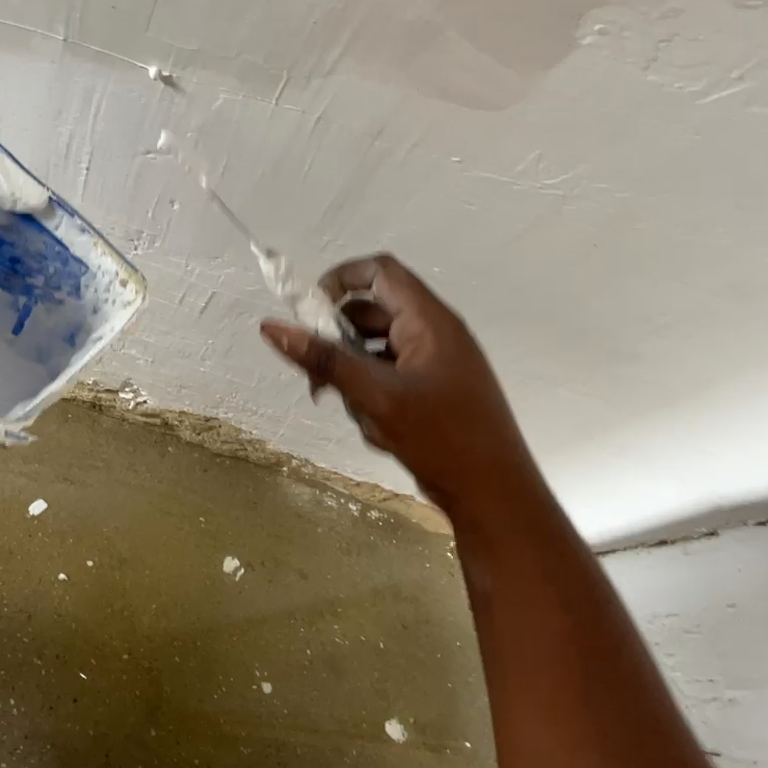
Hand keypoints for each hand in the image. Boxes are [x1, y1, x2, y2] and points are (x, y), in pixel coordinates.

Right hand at [259, 254, 539, 520]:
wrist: (496, 496)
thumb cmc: (442, 438)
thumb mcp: (375, 396)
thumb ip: (324, 359)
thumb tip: (271, 327)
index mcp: (428, 320)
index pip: (378, 271)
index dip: (339, 280)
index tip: (309, 312)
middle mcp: (433, 332)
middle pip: (370, 314)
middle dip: (338, 343)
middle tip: (317, 377)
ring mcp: (434, 363)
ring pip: (374, 350)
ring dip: (353, 376)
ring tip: (354, 411)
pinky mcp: (432, 390)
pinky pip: (388, 376)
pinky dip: (372, 396)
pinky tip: (376, 430)